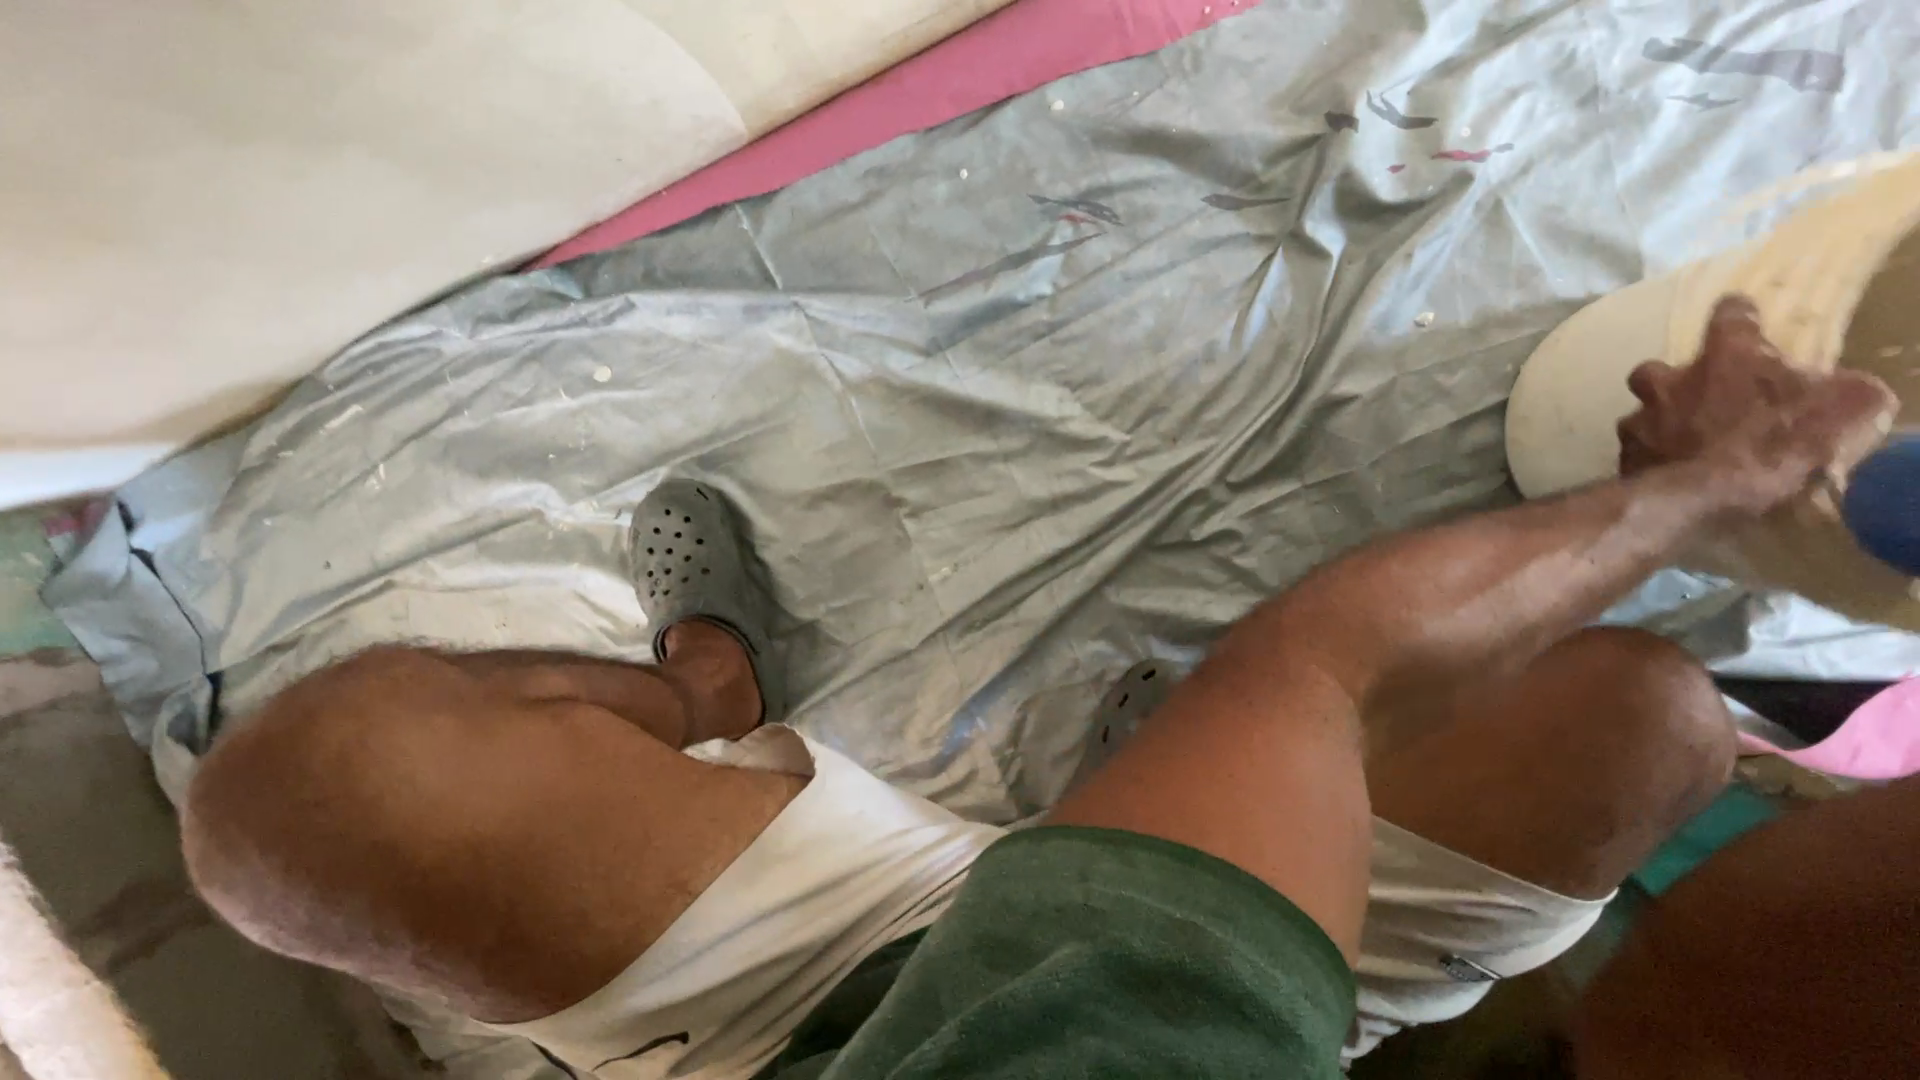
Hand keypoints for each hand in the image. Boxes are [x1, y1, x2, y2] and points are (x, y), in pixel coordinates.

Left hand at [1618, 295, 1897, 517]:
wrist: (1707, 494)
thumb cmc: (1783, 441)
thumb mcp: (1848, 405)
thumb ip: (1836, 387)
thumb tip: (1831, 387)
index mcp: (1727, 357)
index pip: (1730, 317)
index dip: (1737, 315)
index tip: (1739, 314)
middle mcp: (1670, 381)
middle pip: (1657, 369)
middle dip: (1671, 379)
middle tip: (1695, 397)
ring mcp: (1640, 420)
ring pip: (1640, 412)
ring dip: (1658, 422)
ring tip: (1682, 440)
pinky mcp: (1624, 456)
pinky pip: (1636, 451)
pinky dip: (1651, 457)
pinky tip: (1670, 470)